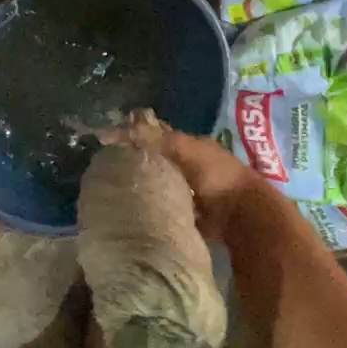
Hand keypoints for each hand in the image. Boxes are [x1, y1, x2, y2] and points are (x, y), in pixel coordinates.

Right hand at [100, 109, 262, 238]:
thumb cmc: (218, 177)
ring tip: (110, 188)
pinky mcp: (186, 214)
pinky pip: (162, 206)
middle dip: (134, 160)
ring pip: (158, 182)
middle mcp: (189, 166)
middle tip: (103, 166)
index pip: (157, 134)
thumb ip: (158, 139)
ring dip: (141, 184)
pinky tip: (129, 209)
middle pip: (156, 159)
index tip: (107, 140)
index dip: (134, 133)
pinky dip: (149, 206)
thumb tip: (119, 130)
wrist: (243, 217)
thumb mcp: (188, 151)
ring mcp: (189, 191)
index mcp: (191, 146)